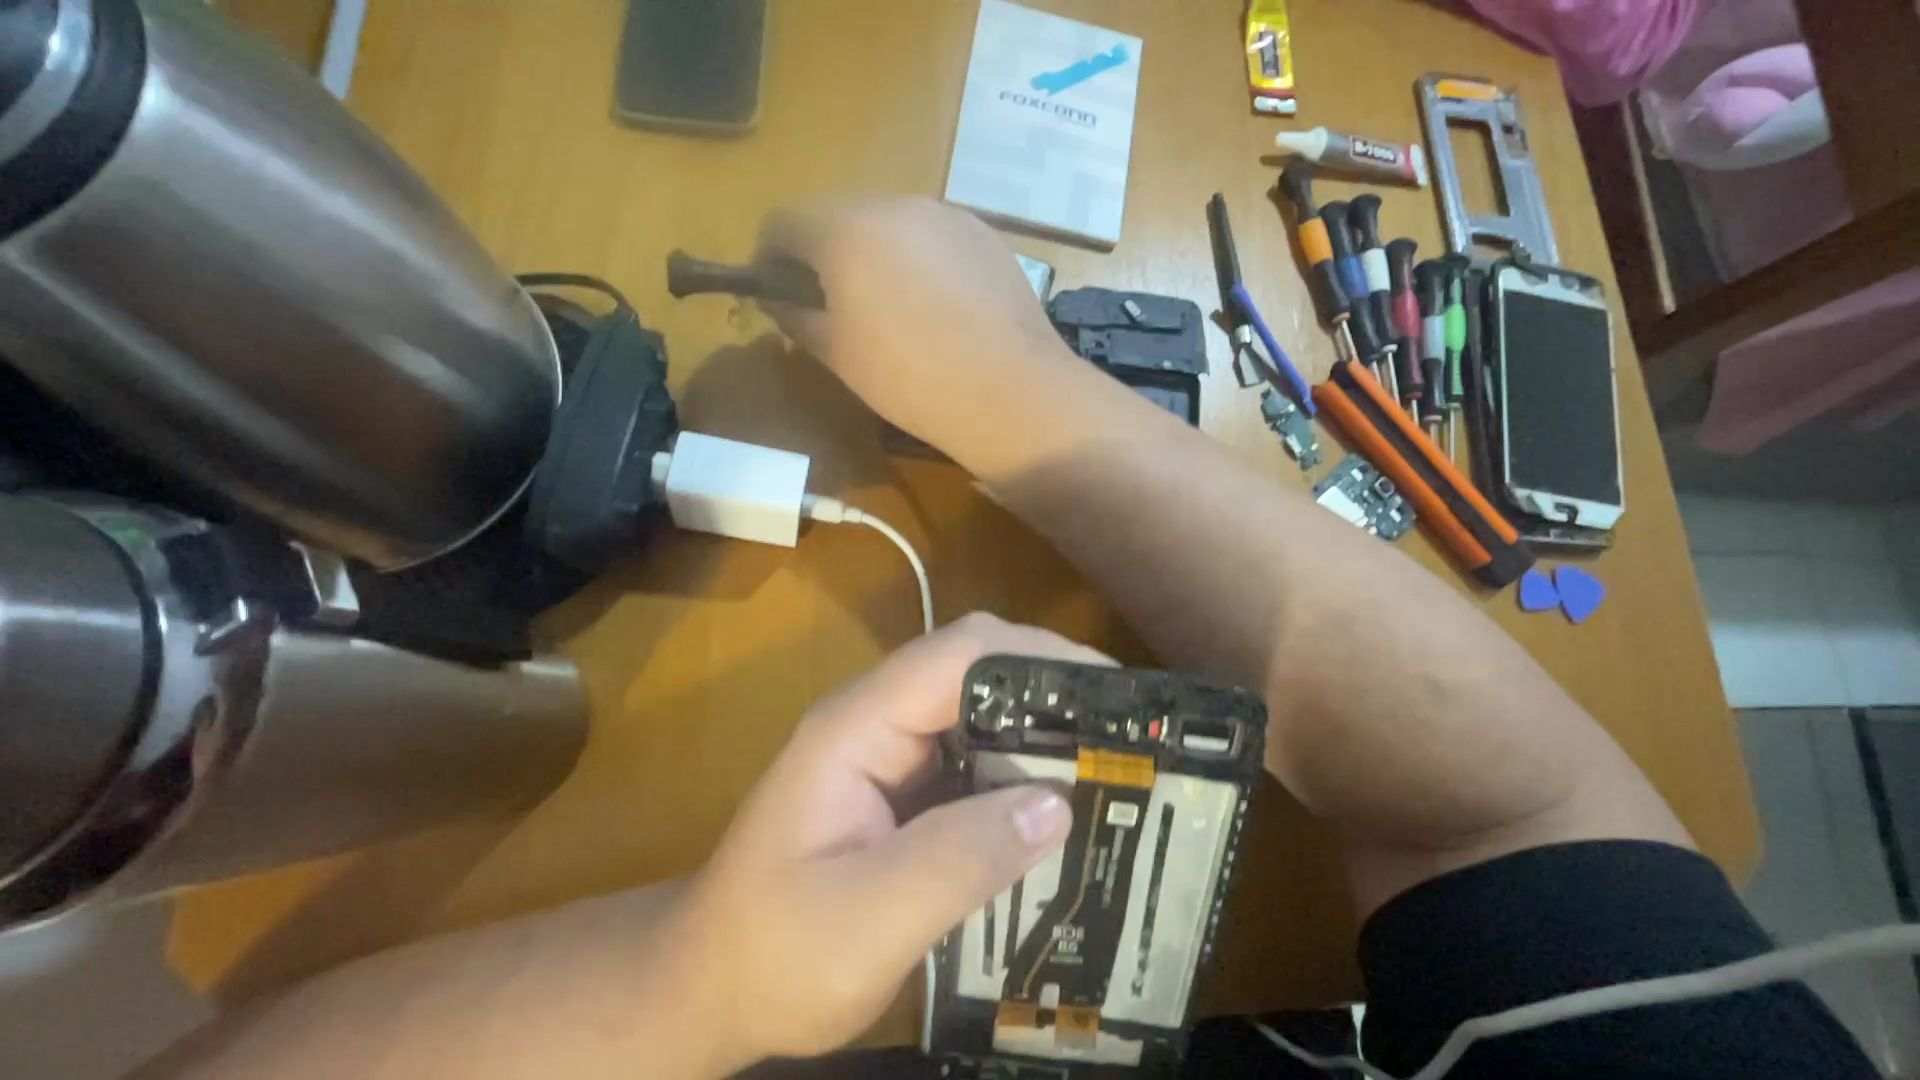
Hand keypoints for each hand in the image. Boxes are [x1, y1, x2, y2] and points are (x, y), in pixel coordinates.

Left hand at [678, 614, 1111, 1069]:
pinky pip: (974, 757)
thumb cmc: (775, 955)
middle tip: (1131, 736)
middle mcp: (874, 722)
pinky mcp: (901, 788)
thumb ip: (958, 859)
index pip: (958, 656)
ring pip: (979, 709)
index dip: (1041, 661)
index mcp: (857, 729)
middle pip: (975, 668)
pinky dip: (1023, 769)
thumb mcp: (866, 920)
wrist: (711, 984)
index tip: (1117, 699)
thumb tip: (1060, 803)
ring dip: (1045, 729)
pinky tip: (1064, 806)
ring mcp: (886, 753)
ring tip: (1116, 766)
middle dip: (1055, 689)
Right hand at [757, 197, 1076, 444]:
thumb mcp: (838, 354)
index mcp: (846, 229)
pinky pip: (932, 236)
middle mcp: (895, 204)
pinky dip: (917, 259)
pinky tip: (936, 307)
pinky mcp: (984, 233)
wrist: (1010, 391)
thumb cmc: (910, 378)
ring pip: (889, 224)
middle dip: (822, 254)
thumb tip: (777, 301)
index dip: (768, 256)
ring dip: (872, 254)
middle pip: (838, 215)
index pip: (784, 221)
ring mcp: (946, 214)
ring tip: (888, 309)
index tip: (774, 292)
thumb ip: (796, 316)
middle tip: (829, 305)